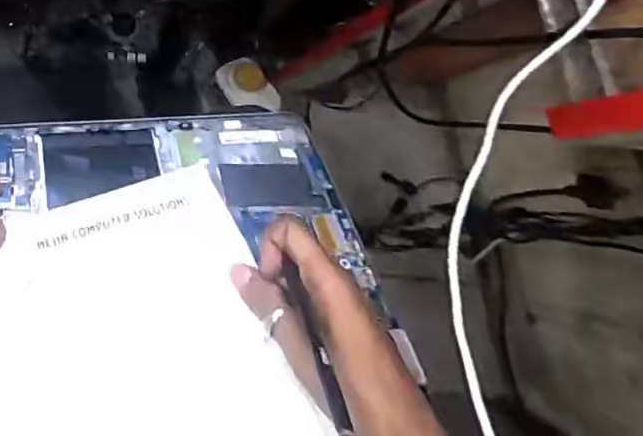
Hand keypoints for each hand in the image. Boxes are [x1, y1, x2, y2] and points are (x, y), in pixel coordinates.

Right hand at [232, 216, 442, 435]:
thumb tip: (239, 270)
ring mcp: (348, 296)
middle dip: (274, 271)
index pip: (290, 227)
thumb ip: (271, 307)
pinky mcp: (351, 315)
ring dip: (285, 290)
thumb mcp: (303, 353)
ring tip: (284, 329)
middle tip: (270, 312)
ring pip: (305, 271)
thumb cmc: (352, 387)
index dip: (269, 247)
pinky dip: (300, 304)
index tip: (267, 284)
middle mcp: (341, 278)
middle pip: (296, 248)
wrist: (402, 427)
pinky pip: (317, 291)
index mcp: (330, 278)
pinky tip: (301, 340)